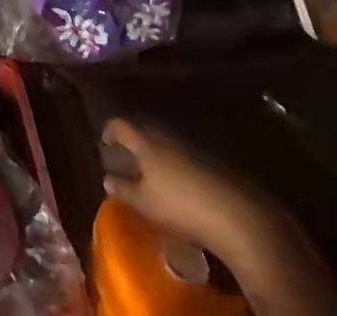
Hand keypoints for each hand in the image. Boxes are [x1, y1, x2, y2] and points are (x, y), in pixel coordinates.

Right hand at [100, 117, 274, 256]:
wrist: (233, 211)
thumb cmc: (178, 204)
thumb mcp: (144, 202)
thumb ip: (123, 188)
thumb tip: (107, 178)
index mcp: (145, 139)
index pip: (121, 124)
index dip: (110, 130)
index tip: (103, 140)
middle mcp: (165, 132)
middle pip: (142, 127)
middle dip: (130, 137)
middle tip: (122, 152)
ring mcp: (188, 142)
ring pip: (162, 137)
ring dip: (151, 147)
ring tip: (144, 165)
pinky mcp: (206, 154)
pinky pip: (178, 148)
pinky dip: (168, 156)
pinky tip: (170, 176)